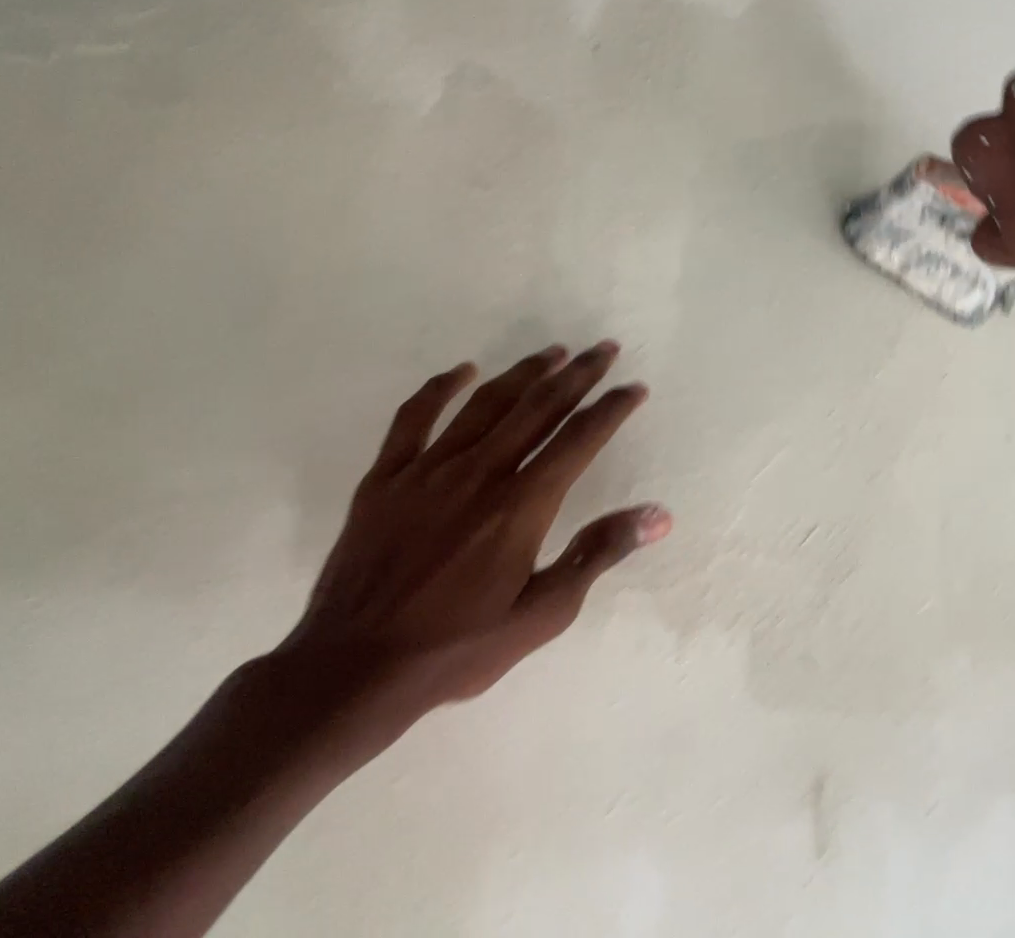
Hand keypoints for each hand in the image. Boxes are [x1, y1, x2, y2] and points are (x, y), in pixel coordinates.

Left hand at [277, 341, 668, 724]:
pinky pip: (414, 417)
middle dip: (577, 375)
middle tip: (602, 349)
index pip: (579, 441)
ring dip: (523, 373)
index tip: (633, 388)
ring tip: (551, 353)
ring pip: (484, 404)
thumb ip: (598, 554)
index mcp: (520, 507)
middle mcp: (479, 474)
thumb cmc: (459, 647)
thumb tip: (658, 515)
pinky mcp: (385, 478)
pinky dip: (441, 388)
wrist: (356, 666)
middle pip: (537, 408)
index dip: (611, 410)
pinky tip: (463, 372)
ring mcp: (426, 471)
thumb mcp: (543, 613)